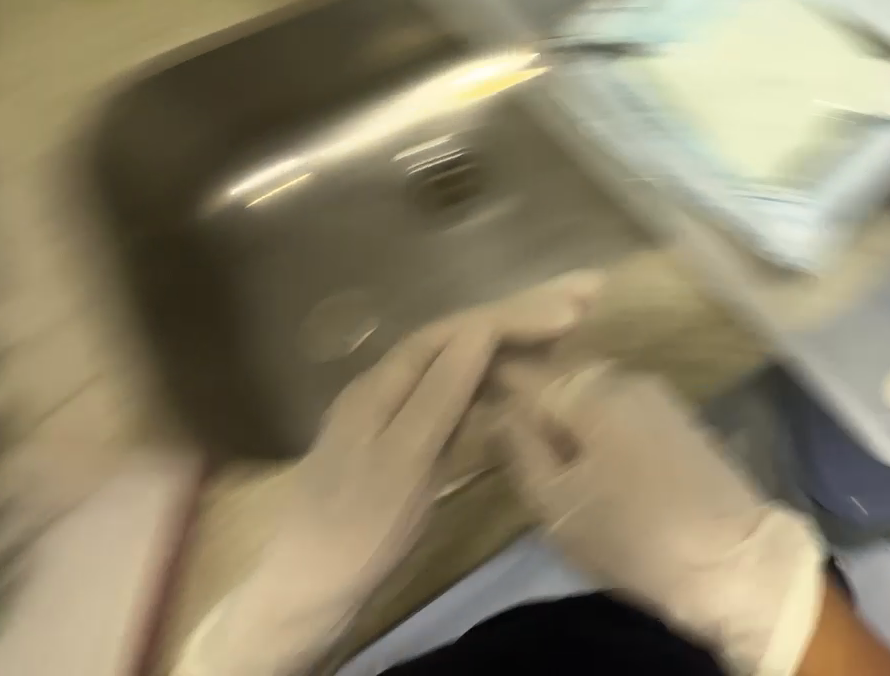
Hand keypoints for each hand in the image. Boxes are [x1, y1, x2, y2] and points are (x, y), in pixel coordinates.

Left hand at [180, 272, 602, 675]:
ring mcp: (401, 405)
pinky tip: (526, 367)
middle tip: (580, 298)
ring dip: (515, 335)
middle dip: (521, 313)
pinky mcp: (413, 430)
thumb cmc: (360, 526)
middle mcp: (392, 380)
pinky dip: (500, 367)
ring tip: (567, 322)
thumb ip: (441, 392)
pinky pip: (463, 383)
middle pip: (463, 332)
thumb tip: (482, 329)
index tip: (569, 314)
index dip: (515, 317)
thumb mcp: (402, 461)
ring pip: (465, 355)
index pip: (459, 330)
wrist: (309, 590)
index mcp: (385, 381)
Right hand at [501, 361, 825, 675]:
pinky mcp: (680, 414)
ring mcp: (659, 393)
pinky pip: (624, 405)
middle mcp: (626, 378)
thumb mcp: (557, 503)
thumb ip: (522, 448)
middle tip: (511, 437)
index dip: (497, 381)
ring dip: (571, 411)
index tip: (476, 400)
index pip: (528, 371)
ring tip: (552, 452)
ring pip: (596, 390)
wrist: (729, 553)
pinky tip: (595, 454)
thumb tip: (499, 408)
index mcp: (590, 392)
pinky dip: (602, 420)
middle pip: (565, 375)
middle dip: (536, 398)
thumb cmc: (631, 534)